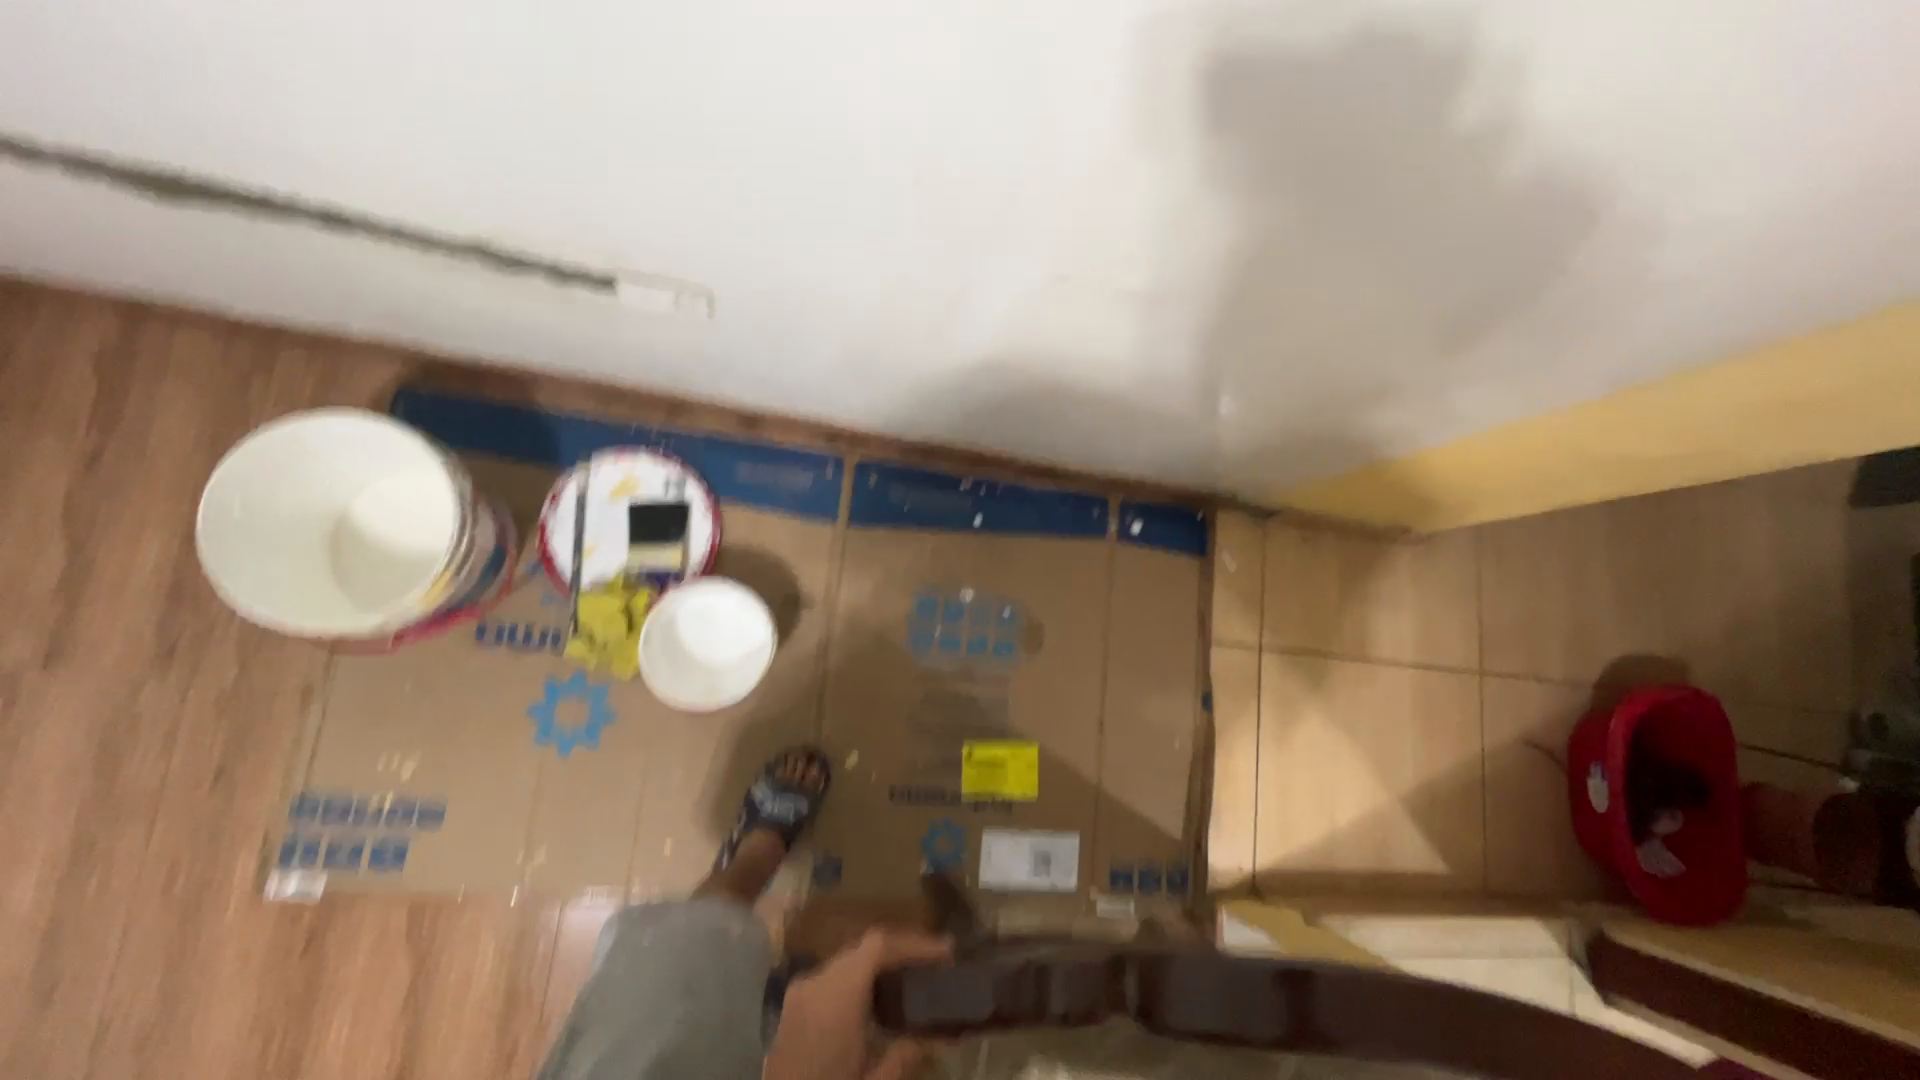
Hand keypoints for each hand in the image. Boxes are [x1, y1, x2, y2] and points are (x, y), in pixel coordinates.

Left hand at [765, 929, 951, 1079]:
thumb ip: (906, 1055)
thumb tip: (938, 1038)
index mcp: (837, 994)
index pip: (879, 945)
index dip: (914, 942)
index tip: (946, 952)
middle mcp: (815, 981)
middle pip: (863, 949)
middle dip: (900, 952)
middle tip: (933, 965)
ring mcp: (800, 992)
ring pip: (847, 961)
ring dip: (878, 965)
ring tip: (910, 980)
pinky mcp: (792, 1008)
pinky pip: (831, 978)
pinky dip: (858, 980)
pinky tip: (875, 1002)